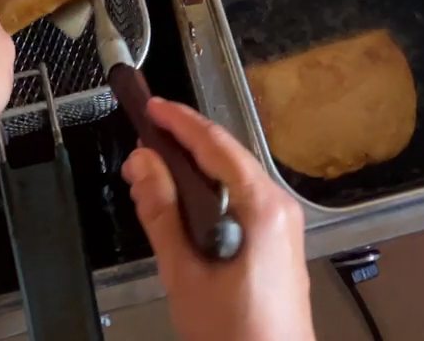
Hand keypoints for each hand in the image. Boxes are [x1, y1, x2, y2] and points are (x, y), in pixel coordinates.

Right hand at [122, 98, 314, 340]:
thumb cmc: (233, 337)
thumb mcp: (185, 274)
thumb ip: (161, 212)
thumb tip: (141, 161)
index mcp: (262, 207)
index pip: (215, 144)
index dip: (179, 121)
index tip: (150, 106)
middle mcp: (279, 206)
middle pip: (227, 153)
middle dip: (183, 141)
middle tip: (143, 139)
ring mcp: (282, 223)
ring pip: (233, 174)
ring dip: (194, 165)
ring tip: (154, 165)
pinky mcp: (277, 240)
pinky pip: (240, 196)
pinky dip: (209, 188)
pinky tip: (182, 198)